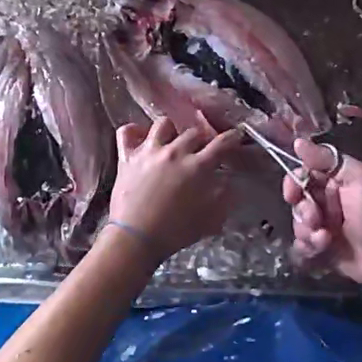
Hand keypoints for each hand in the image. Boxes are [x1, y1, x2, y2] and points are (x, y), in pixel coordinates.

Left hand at [104, 118, 245, 264]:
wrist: (136, 237)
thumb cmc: (175, 232)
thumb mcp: (211, 219)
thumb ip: (224, 197)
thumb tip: (228, 183)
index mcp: (197, 167)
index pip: (221, 144)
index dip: (231, 138)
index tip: (235, 136)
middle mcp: (174, 152)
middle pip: (193, 132)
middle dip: (202, 139)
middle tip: (201, 149)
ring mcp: (148, 151)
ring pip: (163, 124)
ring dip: (171, 131)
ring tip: (172, 141)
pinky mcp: (126, 157)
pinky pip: (126, 132)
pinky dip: (133, 131)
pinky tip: (140, 137)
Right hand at [283, 140, 361, 285]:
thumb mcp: (360, 179)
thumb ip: (329, 159)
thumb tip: (297, 142)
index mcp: (335, 181)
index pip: (303, 173)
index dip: (294, 182)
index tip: (293, 193)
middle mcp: (326, 200)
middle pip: (296, 198)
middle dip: (302, 210)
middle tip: (315, 218)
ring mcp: (322, 224)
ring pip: (297, 221)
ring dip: (307, 229)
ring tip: (325, 237)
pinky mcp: (319, 246)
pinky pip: (300, 243)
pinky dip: (308, 245)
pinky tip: (323, 247)